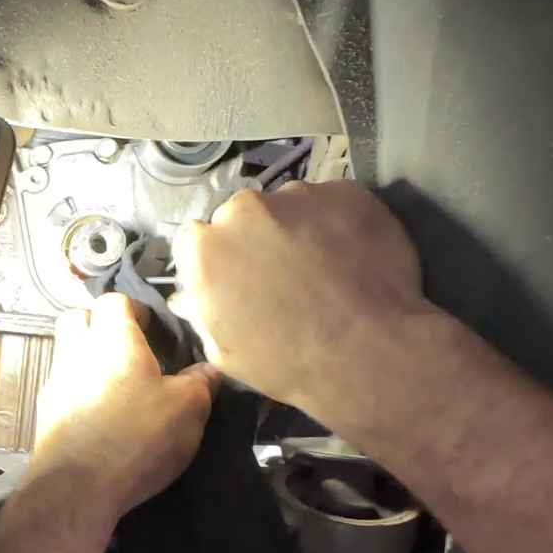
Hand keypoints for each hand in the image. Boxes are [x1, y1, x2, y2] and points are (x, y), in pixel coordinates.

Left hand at [31, 293, 220, 516]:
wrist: (77, 488)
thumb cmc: (136, 436)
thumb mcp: (188, 408)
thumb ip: (200, 383)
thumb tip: (208, 371)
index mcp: (111, 339)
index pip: (115, 301)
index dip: (136, 309)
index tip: (154, 329)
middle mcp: (76, 354)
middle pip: (78, 319)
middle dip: (99, 326)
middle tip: (129, 350)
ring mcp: (55, 386)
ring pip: (67, 357)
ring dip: (89, 364)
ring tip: (121, 389)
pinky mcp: (45, 419)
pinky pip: (63, 393)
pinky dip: (81, 397)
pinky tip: (104, 420)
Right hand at [170, 180, 435, 423]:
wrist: (366, 353)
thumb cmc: (283, 361)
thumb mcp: (224, 350)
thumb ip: (200, 312)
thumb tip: (187, 297)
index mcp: (205, 247)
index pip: (194, 239)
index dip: (213, 261)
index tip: (232, 281)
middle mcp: (245, 208)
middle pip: (240, 215)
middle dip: (253, 239)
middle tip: (280, 274)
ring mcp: (299, 195)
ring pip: (288, 206)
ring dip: (296, 229)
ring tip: (321, 268)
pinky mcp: (347, 192)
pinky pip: (332, 204)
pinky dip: (336, 223)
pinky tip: (350, 257)